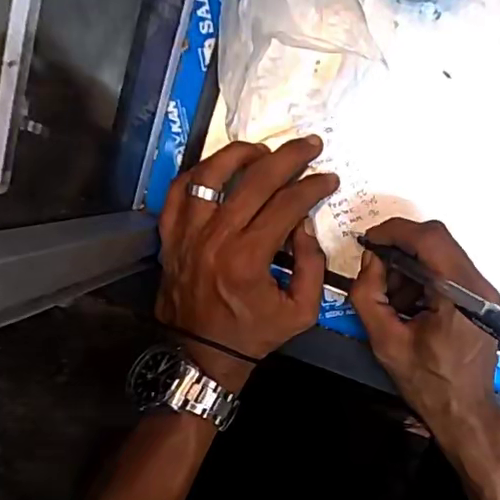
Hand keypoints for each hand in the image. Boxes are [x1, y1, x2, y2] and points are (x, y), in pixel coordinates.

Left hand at [156, 137, 338, 389]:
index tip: (328, 179)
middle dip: (289, 157)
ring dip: (240, 155)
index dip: (313, 186)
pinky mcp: (171, 237)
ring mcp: (188, 235)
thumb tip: (303, 224)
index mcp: (248, 259)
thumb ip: (311, 266)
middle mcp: (216, 238)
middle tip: (310, 146)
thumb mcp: (300, 312)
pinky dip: (197, 175)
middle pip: (256, 181)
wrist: (201, 353)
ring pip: (211, 176)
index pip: (287, 205)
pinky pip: (177, 193)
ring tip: (263, 150)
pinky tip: (217, 169)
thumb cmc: (251, 336)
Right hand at [350, 218, 499, 460]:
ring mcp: (483, 291)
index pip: (429, 239)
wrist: (464, 411)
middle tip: (375, 273)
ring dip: (409, 268)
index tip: (370, 240)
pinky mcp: (479, 298)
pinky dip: (421, 280)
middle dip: (399, 252)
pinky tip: (408, 308)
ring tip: (391, 300)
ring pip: (440, 255)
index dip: (394, 232)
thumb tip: (369, 262)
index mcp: (461, 295)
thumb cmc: (431, 385)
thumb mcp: (385, 342)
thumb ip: (369, 296)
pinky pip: (446, 272)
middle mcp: (480, 286)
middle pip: (436, 242)